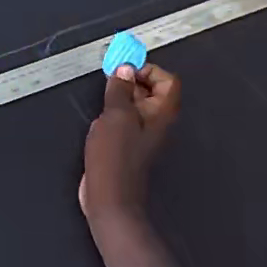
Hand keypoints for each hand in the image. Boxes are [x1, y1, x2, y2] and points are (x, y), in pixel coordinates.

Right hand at [80, 63, 181, 220]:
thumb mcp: (115, 115)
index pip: (167, 80)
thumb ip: (120, 89)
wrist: (110, 198)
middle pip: (152, 90)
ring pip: (136, 104)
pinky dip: (114, 113)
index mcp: (162, 113)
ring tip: (102, 98)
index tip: (124, 71)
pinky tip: (99, 118)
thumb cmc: (115, 156)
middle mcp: (157, 122)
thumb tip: (125, 69)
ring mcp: (142, 134)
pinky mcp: (127, 144)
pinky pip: (125, 119)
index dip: (148, 70)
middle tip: (109, 80)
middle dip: (131, 81)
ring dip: (120, 96)